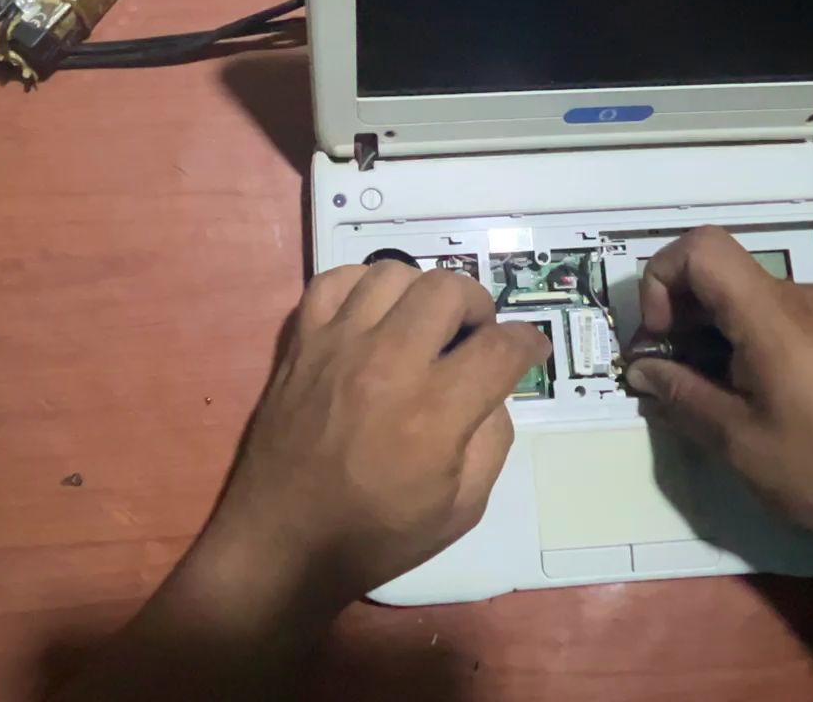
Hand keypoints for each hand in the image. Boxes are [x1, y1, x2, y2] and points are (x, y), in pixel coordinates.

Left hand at [191, 262, 549, 614]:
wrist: (281, 541)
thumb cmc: (375, 535)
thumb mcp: (462, 509)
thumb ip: (493, 439)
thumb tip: (494, 387)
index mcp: (432, 414)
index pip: (500, 347)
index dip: (529, 342)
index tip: (531, 348)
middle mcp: (386, 364)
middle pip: (449, 289)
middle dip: (479, 306)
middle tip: (475, 335)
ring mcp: (337, 344)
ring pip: (393, 271)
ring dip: (422, 290)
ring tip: (424, 322)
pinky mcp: (301, 341)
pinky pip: (333, 280)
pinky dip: (361, 285)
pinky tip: (372, 313)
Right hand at [623, 227, 812, 554]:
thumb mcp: (740, 444)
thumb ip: (681, 395)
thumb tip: (641, 368)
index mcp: (774, 315)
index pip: (700, 247)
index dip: (661, 278)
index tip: (662, 335)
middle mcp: (805, 298)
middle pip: (720, 274)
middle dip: (681, 316)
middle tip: (675, 375)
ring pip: (748, 299)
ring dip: (714, 333)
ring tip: (718, 396)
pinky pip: (782, 318)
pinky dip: (749, 342)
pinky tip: (762, 398)